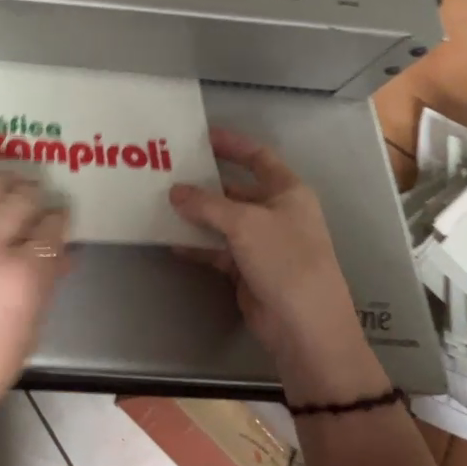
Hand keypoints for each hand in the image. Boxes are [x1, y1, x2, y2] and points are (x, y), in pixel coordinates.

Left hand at [0, 175, 68, 434]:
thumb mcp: (27, 334)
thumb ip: (45, 287)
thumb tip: (62, 257)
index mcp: (24, 275)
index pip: (52, 228)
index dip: (59, 219)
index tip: (59, 217)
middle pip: (22, 198)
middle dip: (34, 195)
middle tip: (35, 197)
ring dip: (1, 182)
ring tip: (6, 185)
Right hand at [169, 129, 373, 394]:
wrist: (306, 329)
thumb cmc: (285, 261)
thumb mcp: (244, 223)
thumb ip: (206, 204)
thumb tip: (175, 191)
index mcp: (287, 192)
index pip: (258, 157)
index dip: (232, 144)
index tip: (200, 136)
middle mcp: (276, 213)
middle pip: (235, 189)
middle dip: (204, 182)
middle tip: (168, 172)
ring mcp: (262, 242)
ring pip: (222, 220)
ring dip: (196, 214)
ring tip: (161, 202)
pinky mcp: (248, 269)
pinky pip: (216, 248)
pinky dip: (196, 244)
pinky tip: (171, 240)